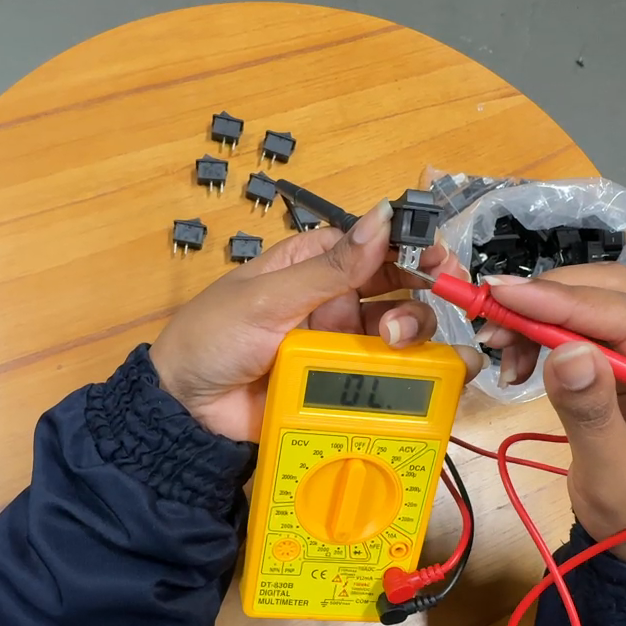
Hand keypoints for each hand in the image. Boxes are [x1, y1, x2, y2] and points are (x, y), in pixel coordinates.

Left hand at [151, 200, 460, 441]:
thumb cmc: (212, 337)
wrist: (186, 408)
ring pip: (399, 335)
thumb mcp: (268, 297)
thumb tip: (383, 217)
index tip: (440, 259)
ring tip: (394, 346)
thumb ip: (329, 266)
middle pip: (398, 290)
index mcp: (313, 266)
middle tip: (403, 318)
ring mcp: (339, 345)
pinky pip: (384, 378)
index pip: (375, 246)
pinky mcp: (340, 386)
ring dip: (413, 336)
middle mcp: (334, 302)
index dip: (412, 247)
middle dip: (417, 296)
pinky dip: (409, 378)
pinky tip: (425, 380)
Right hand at [479, 264, 625, 565]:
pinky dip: (545, 331)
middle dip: (549, 297)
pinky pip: (586, 326)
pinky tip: (519, 361)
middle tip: (491, 316)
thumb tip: (566, 353)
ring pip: (597, 302)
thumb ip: (592, 415)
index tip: (503, 295)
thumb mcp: (612, 479)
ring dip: (542, 313)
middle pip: (615, 294)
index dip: (562, 300)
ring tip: (499, 347)